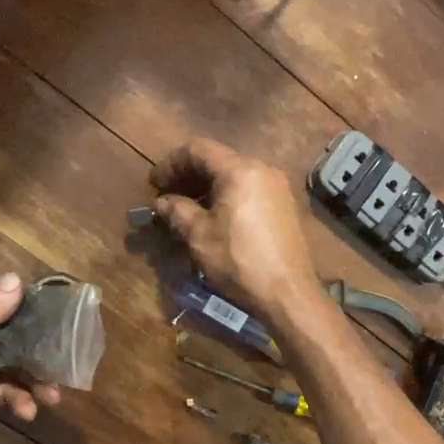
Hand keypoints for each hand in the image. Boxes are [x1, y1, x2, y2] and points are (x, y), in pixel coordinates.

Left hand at [0, 273, 61, 443]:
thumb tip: (17, 279)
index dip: (3, 291)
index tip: (39, 294)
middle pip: (0, 328)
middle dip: (31, 338)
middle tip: (62, 342)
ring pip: (11, 362)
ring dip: (33, 376)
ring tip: (52, 393)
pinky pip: (10, 391)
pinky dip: (21, 399)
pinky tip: (27, 411)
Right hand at [151, 139, 315, 311]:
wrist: (288, 293)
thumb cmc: (240, 262)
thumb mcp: (200, 237)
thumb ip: (177, 212)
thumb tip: (162, 203)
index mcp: (240, 170)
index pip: (198, 150)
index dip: (171, 164)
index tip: (154, 184)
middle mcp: (263, 170)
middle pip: (219, 161)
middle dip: (190, 176)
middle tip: (169, 197)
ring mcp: (279, 189)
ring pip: (236, 177)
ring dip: (209, 188)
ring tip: (190, 210)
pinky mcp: (286, 208)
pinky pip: (250, 192)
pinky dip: (229, 198)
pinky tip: (217, 219)